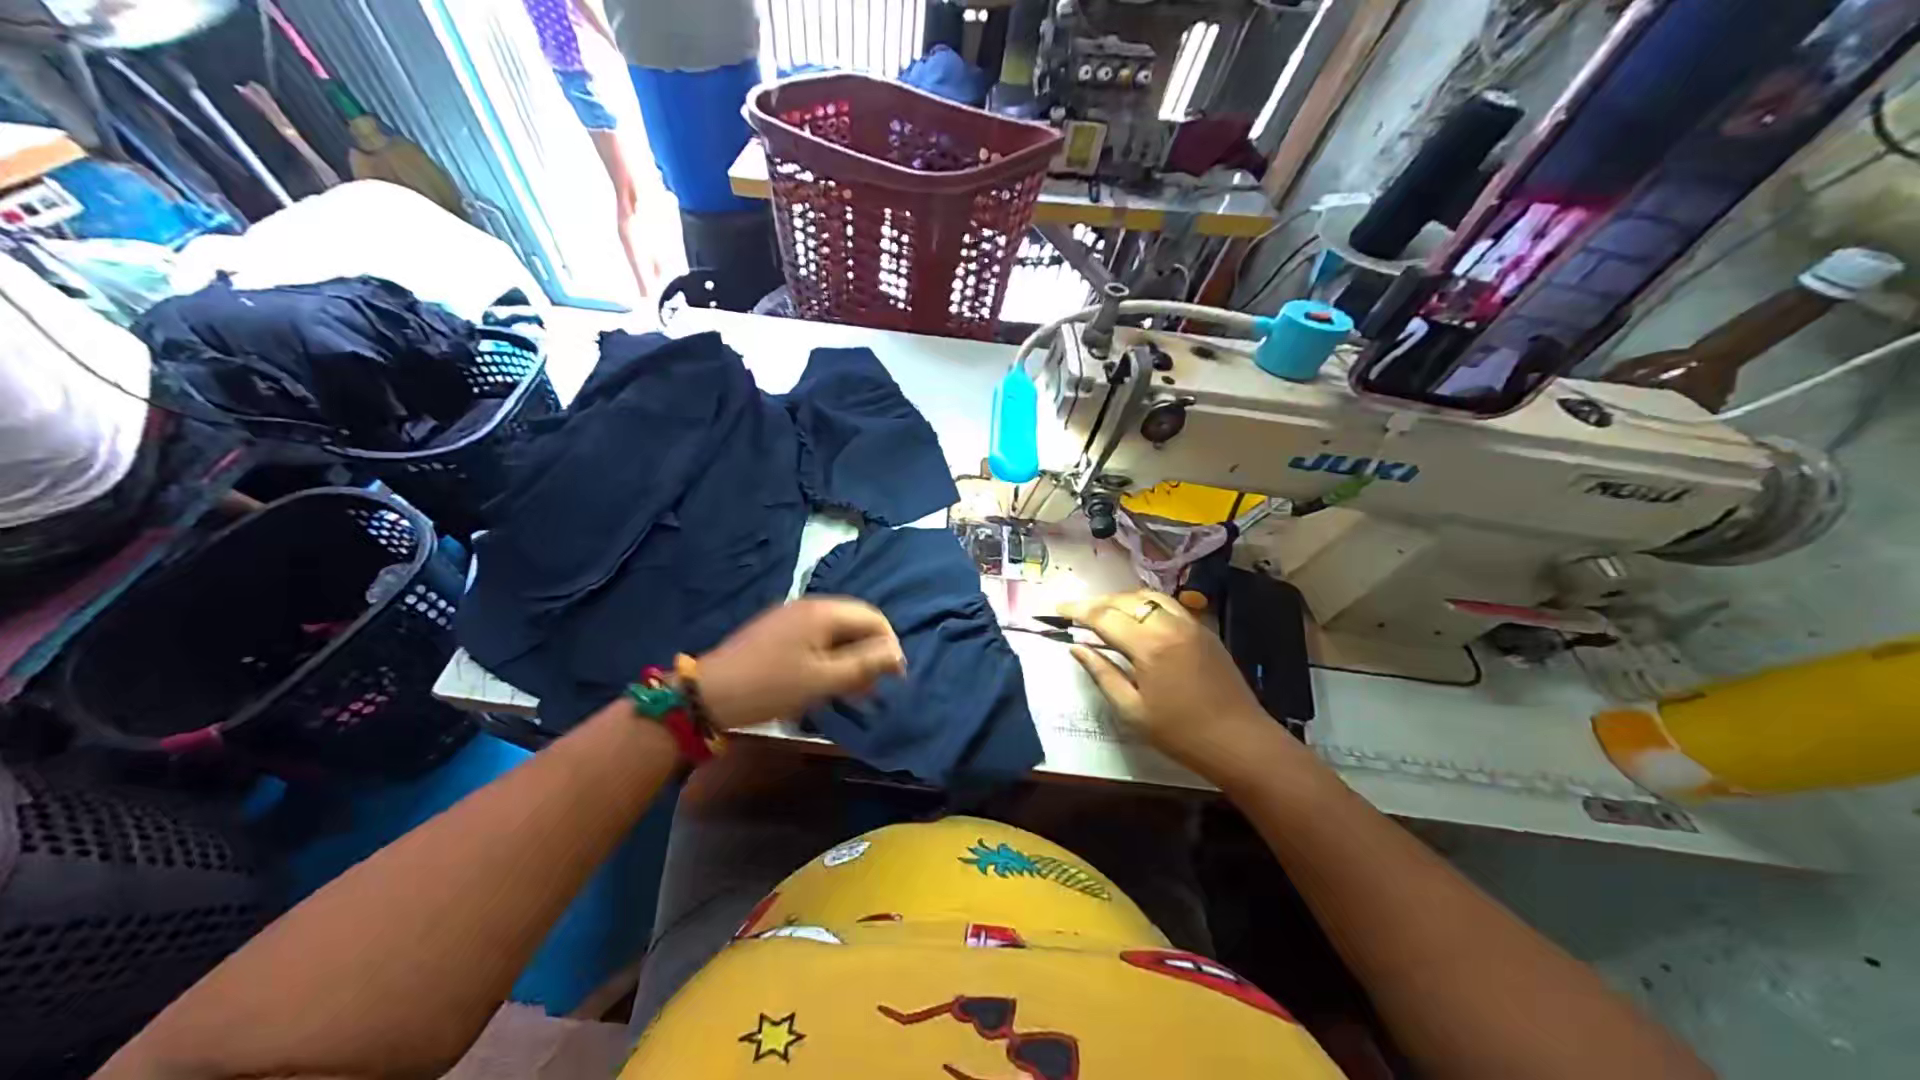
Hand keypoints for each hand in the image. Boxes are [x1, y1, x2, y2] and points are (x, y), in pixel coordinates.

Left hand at [696, 598, 905, 730]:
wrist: (709, 694)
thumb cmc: (770, 687)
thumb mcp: (823, 681)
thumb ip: (864, 665)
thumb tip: (897, 653)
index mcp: (822, 612)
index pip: (873, 617)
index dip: (890, 645)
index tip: (894, 677)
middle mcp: (808, 605)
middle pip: (855, 621)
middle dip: (869, 651)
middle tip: (872, 687)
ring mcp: (789, 615)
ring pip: (835, 630)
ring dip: (849, 656)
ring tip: (850, 688)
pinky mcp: (776, 629)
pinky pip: (815, 636)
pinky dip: (828, 655)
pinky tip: (823, 679)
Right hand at [1060, 590, 1277, 774]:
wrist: (1240, 741)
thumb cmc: (1180, 733)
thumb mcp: (1131, 710)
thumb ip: (1102, 673)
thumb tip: (1077, 648)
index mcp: (1149, 645)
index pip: (1104, 616)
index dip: (1078, 611)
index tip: (1058, 610)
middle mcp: (1170, 625)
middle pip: (1126, 600)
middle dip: (1098, 603)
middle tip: (1077, 613)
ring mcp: (1191, 625)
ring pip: (1149, 597)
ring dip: (1123, 600)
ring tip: (1104, 612)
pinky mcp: (1204, 631)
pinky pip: (1169, 605)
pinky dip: (1146, 604)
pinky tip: (1137, 619)